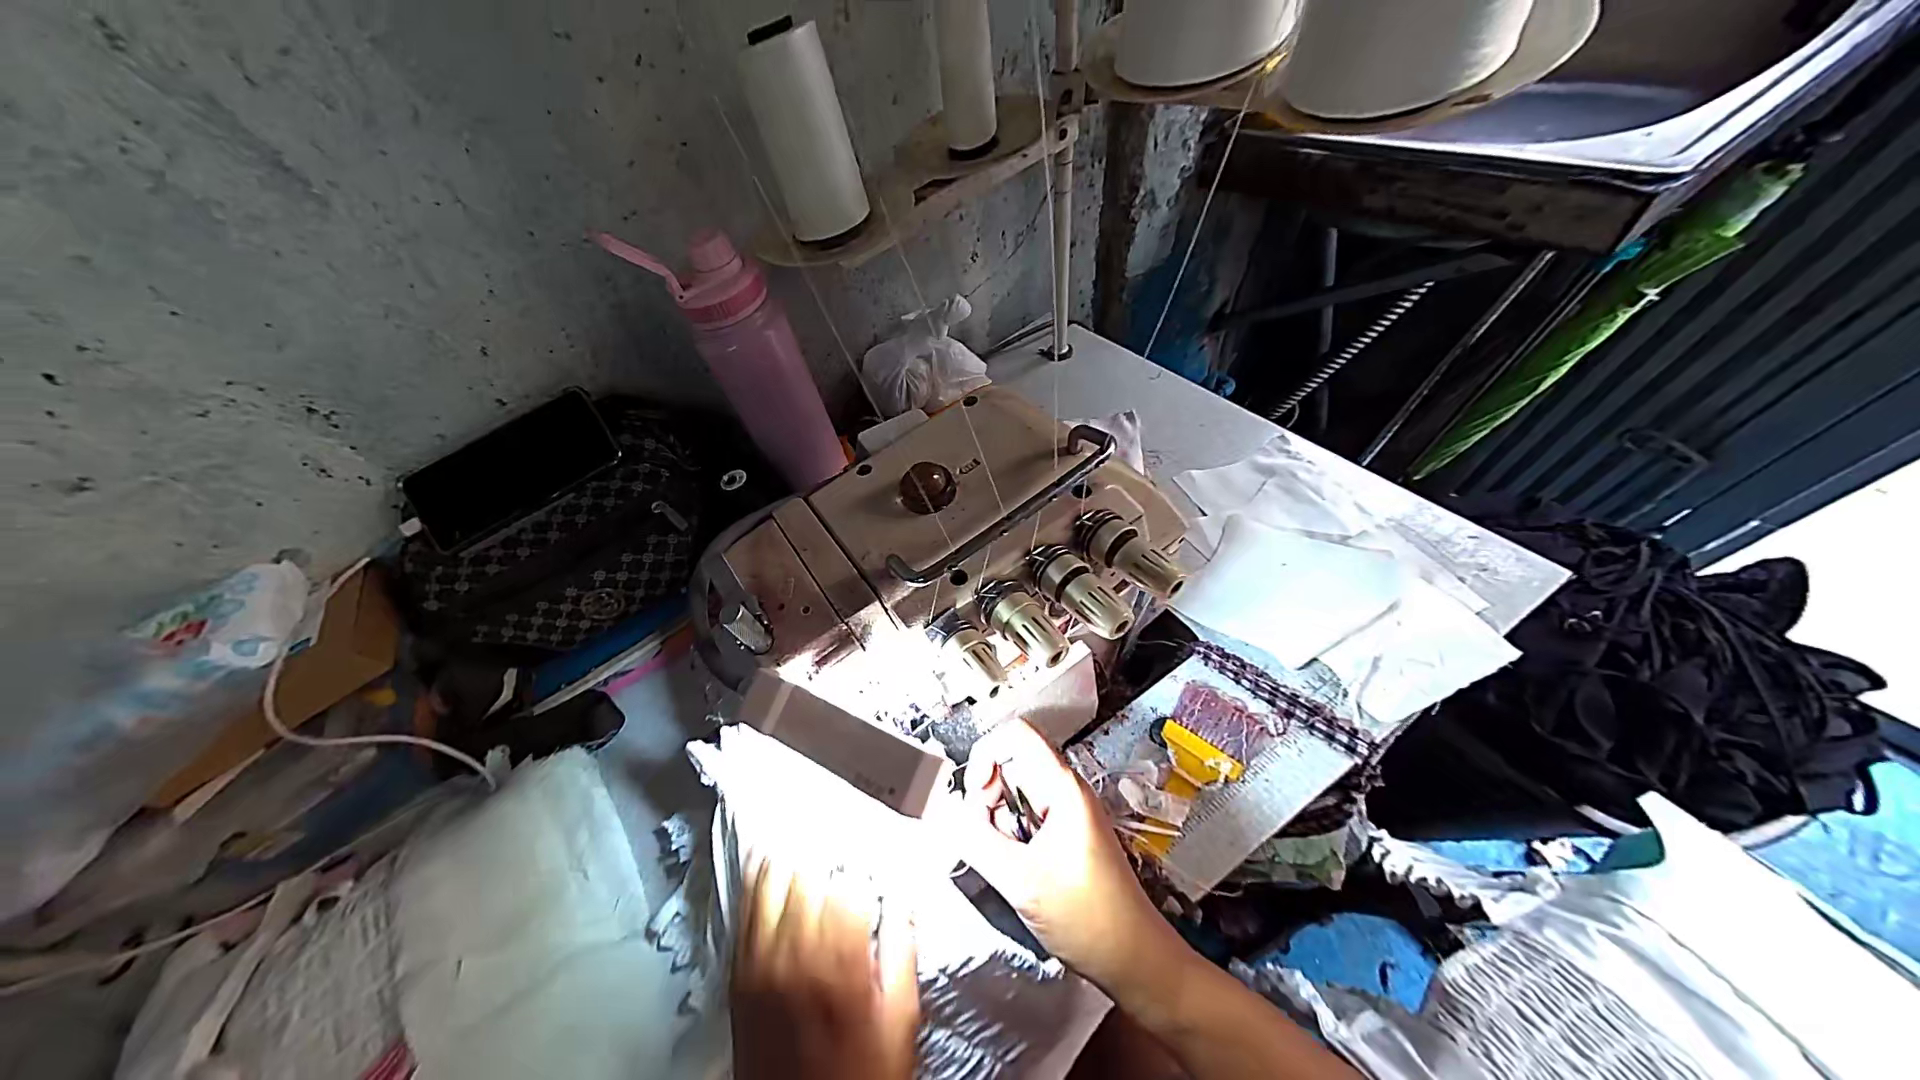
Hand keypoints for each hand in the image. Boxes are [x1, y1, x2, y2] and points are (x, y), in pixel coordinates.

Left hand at [731, 853, 918, 1079]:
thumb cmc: (856, 1074)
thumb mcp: (899, 1014)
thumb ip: (903, 946)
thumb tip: (903, 898)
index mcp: (842, 958)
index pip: (849, 880)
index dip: (864, 868)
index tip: (872, 866)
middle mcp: (796, 950)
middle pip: (809, 872)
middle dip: (830, 859)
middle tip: (842, 857)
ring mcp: (761, 959)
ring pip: (772, 878)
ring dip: (794, 859)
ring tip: (809, 850)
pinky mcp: (738, 971)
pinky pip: (744, 905)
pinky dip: (758, 877)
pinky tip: (770, 863)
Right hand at [937, 719, 1180, 990]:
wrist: (1133, 957)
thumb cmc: (1091, 919)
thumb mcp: (1021, 880)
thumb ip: (976, 841)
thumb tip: (948, 814)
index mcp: (1063, 788)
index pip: (1017, 734)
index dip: (986, 753)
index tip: (976, 792)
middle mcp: (1066, 791)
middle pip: (1011, 763)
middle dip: (987, 794)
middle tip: (986, 831)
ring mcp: (1067, 812)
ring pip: (1015, 792)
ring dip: (997, 819)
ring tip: (1005, 857)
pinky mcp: (1065, 834)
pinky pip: (1026, 817)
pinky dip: (1010, 835)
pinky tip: (1016, 867)